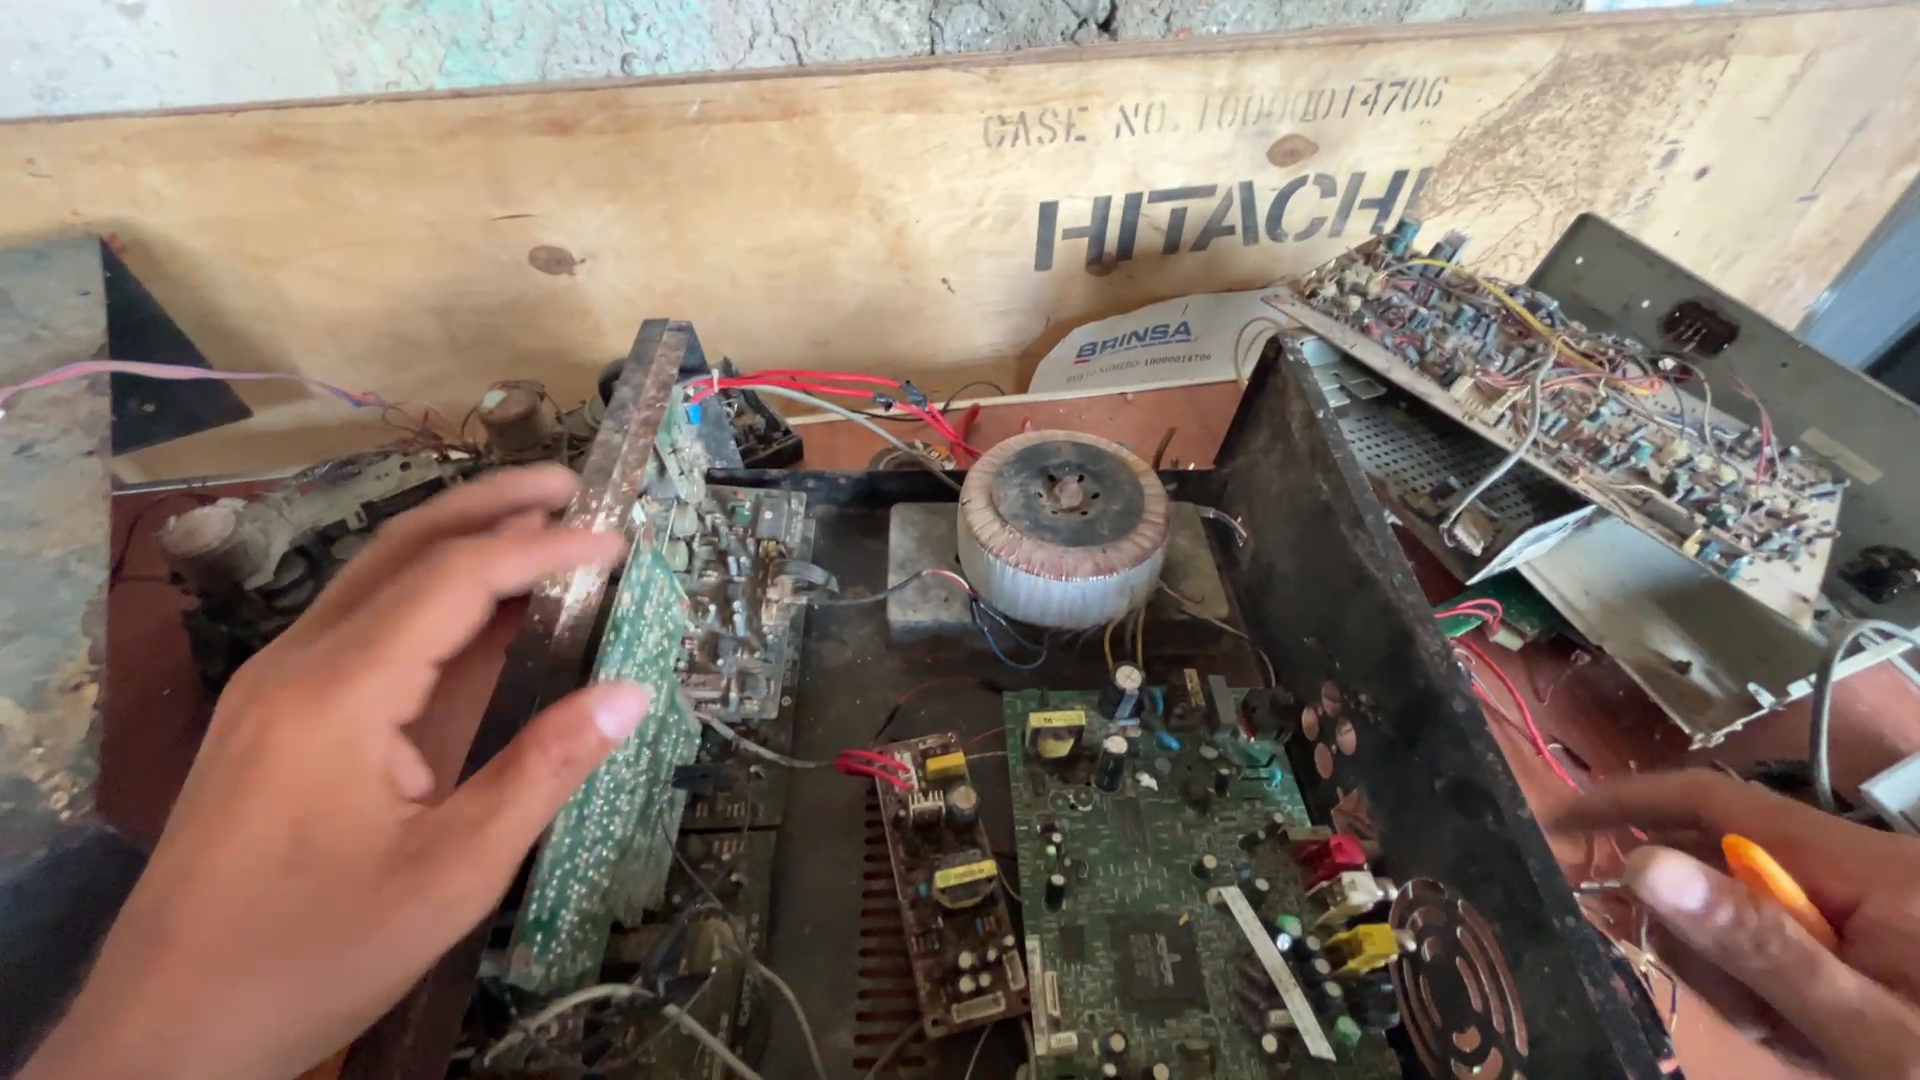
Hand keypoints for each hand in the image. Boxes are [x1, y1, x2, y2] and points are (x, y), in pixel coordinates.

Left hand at [23, 465, 651, 1079]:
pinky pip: (373, 625)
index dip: (544, 551)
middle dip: (493, 506)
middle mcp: (301, 664)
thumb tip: (633, 692)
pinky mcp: (287, 713)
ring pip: (382, 577)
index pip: (455, 579)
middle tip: (574, 487)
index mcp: (339, 692)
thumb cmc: (319, 951)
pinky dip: (443, 595)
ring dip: (466, 539)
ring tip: (545, 523)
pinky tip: (492, 604)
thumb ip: (546, 769)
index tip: (617, 544)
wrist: (165, 1039)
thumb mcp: (456, 871)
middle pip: (404, 548)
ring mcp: (285, 685)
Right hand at [1558, 770, 1919, 1077]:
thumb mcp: (1873, 1035)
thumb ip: (1758, 949)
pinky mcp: (1880, 933)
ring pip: (1744, 907)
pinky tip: (1811, 1032)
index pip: (1709, 798)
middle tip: (1737, 1010)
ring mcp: (1873, 901)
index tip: (1554, 824)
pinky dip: (1774, 986)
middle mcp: (1862, 866)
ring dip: (1742, 972)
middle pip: (1718, 862)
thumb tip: (1638, 864)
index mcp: (1863, 868)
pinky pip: (1783, 937)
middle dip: (1702, 932)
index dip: (1622, 799)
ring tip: (1797, 1039)